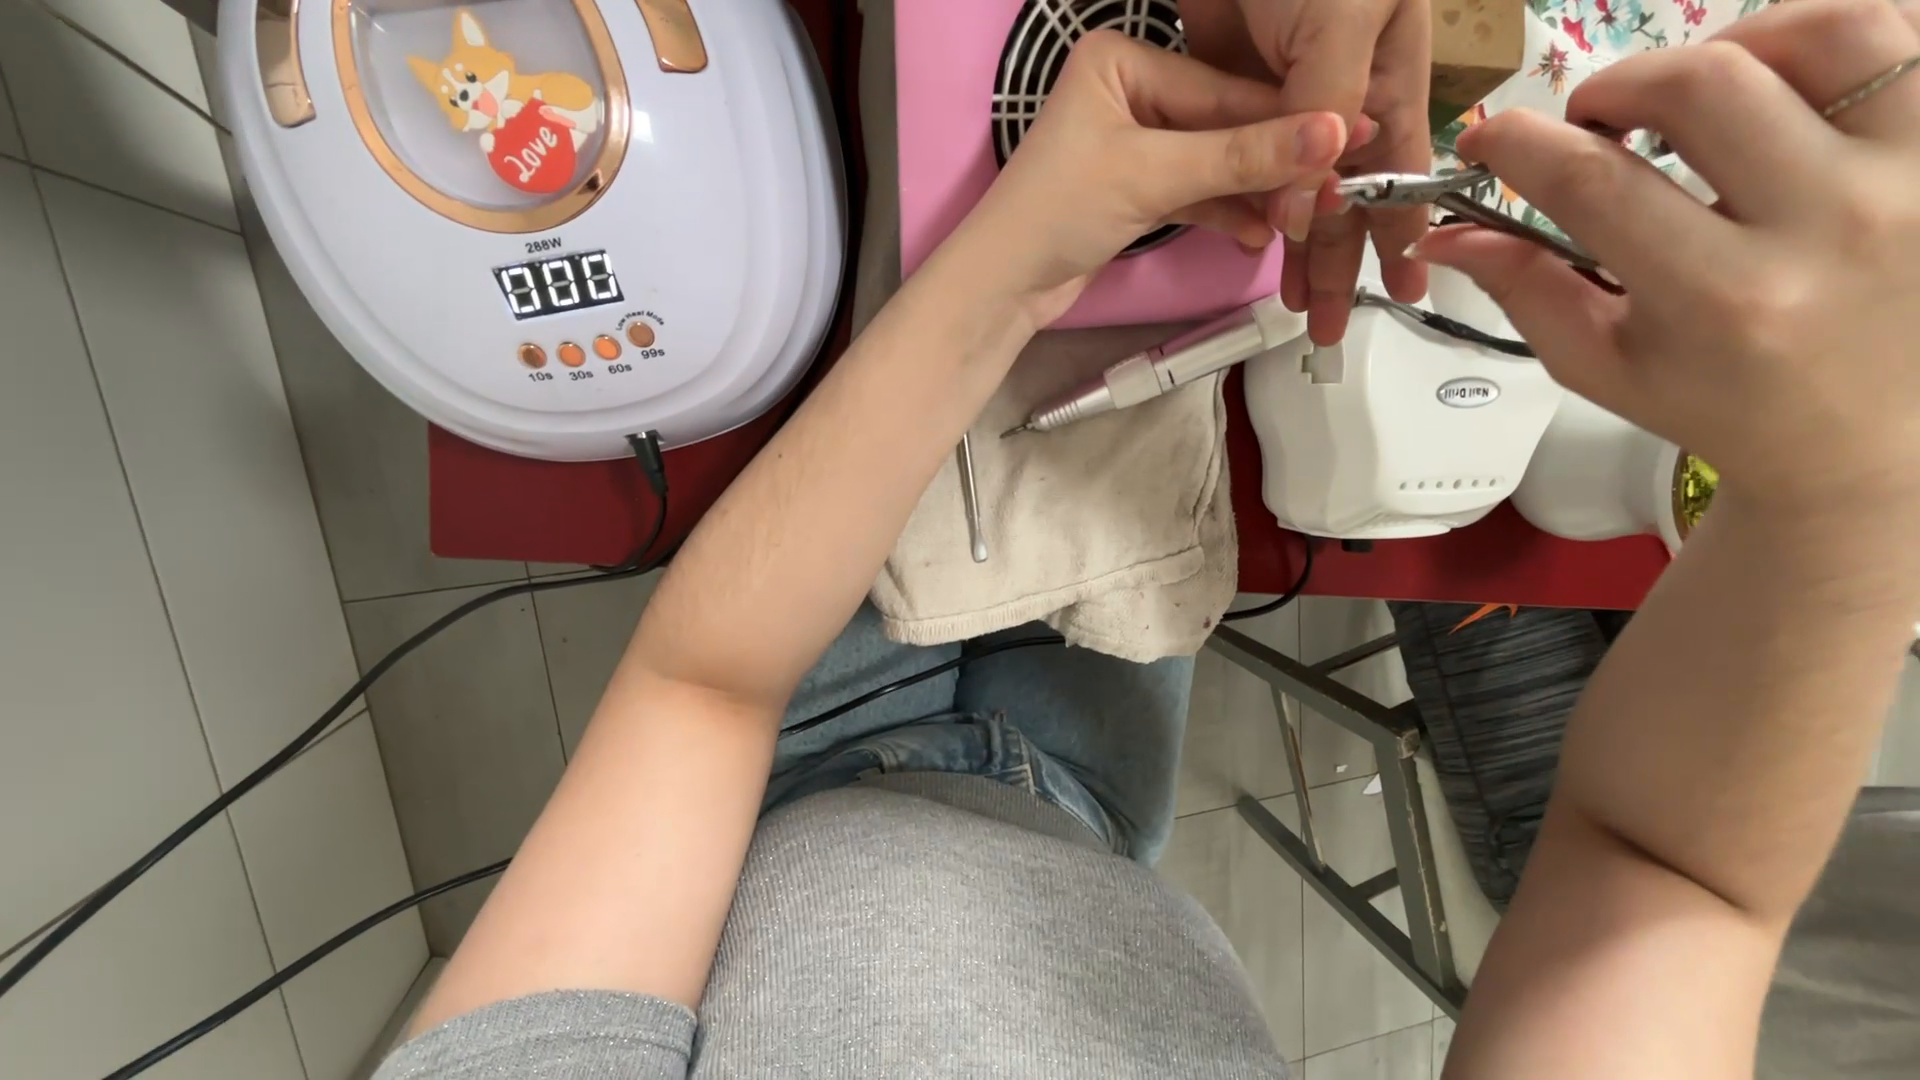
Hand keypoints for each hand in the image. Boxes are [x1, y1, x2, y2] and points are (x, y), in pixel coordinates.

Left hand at [944, 31, 1346, 328]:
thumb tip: (1330, 134)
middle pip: (1220, 125)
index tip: (1348, 135)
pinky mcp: (1131, 190)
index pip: (1221, 89)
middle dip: (1271, 161)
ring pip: (1209, 163)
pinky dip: (1220, 213)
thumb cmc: (1056, 214)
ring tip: (1299, 217)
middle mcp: (1127, 93)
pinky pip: (1190, 193)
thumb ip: (1241, 157)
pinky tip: (1258, 231)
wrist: (1002, 287)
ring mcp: (1130, 143)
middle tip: (1336, 181)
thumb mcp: (1153, 176)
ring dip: (1250, 193)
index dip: (1285, 118)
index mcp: (1121, 61)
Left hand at [1182, 0, 1433, 343]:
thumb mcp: (1330, 24)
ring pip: (1284, 182)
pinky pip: (1231, 163)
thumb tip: (1315, 211)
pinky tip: (1250, 241)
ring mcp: (1269, 93)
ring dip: (1289, 239)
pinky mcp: (1215, 97)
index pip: (1392, 162)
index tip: (1408, 282)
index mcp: (1376, 61)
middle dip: (1337, 254)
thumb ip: (1318, 119)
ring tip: (1295, 300)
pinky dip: (1239, 201)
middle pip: (1337, 185)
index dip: (1398, 225)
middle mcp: (1328, 84)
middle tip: (1332, 320)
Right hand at [1417, 0, 1919, 519]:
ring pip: (1830, 31)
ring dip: (1731, 45)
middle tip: (1590, 121)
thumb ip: (1522, 289)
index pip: (1595, 183)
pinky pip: (1910, 38)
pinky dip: (1825, 42)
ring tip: (1696, 92)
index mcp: (1715, 297)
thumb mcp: (1597, 363)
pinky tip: (1783, 86)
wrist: (1866, 436)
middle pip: (1707, 83)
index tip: (1483, 139)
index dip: (1520, 144)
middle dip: (1617, 85)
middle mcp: (1829, 223)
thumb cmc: (1713, 402)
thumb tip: (1443, 235)